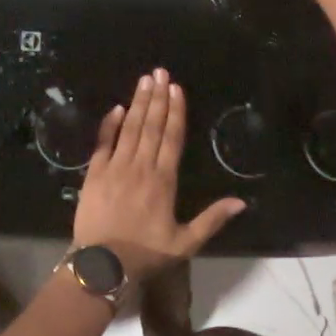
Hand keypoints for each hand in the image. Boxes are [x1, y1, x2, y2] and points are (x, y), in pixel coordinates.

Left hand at [73, 68, 245, 282]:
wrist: (102, 264)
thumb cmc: (145, 254)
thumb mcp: (185, 243)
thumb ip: (211, 219)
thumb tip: (241, 202)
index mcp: (163, 181)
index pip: (171, 138)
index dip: (175, 112)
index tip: (177, 89)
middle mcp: (140, 167)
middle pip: (151, 126)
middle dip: (157, 97)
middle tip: (160, 72)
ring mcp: (115, 167)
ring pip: (129, 128)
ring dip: (138, 103)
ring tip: (144, 80)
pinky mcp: (94, 173)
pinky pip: (102, 143)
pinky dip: (110, 124)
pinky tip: (117, 108)